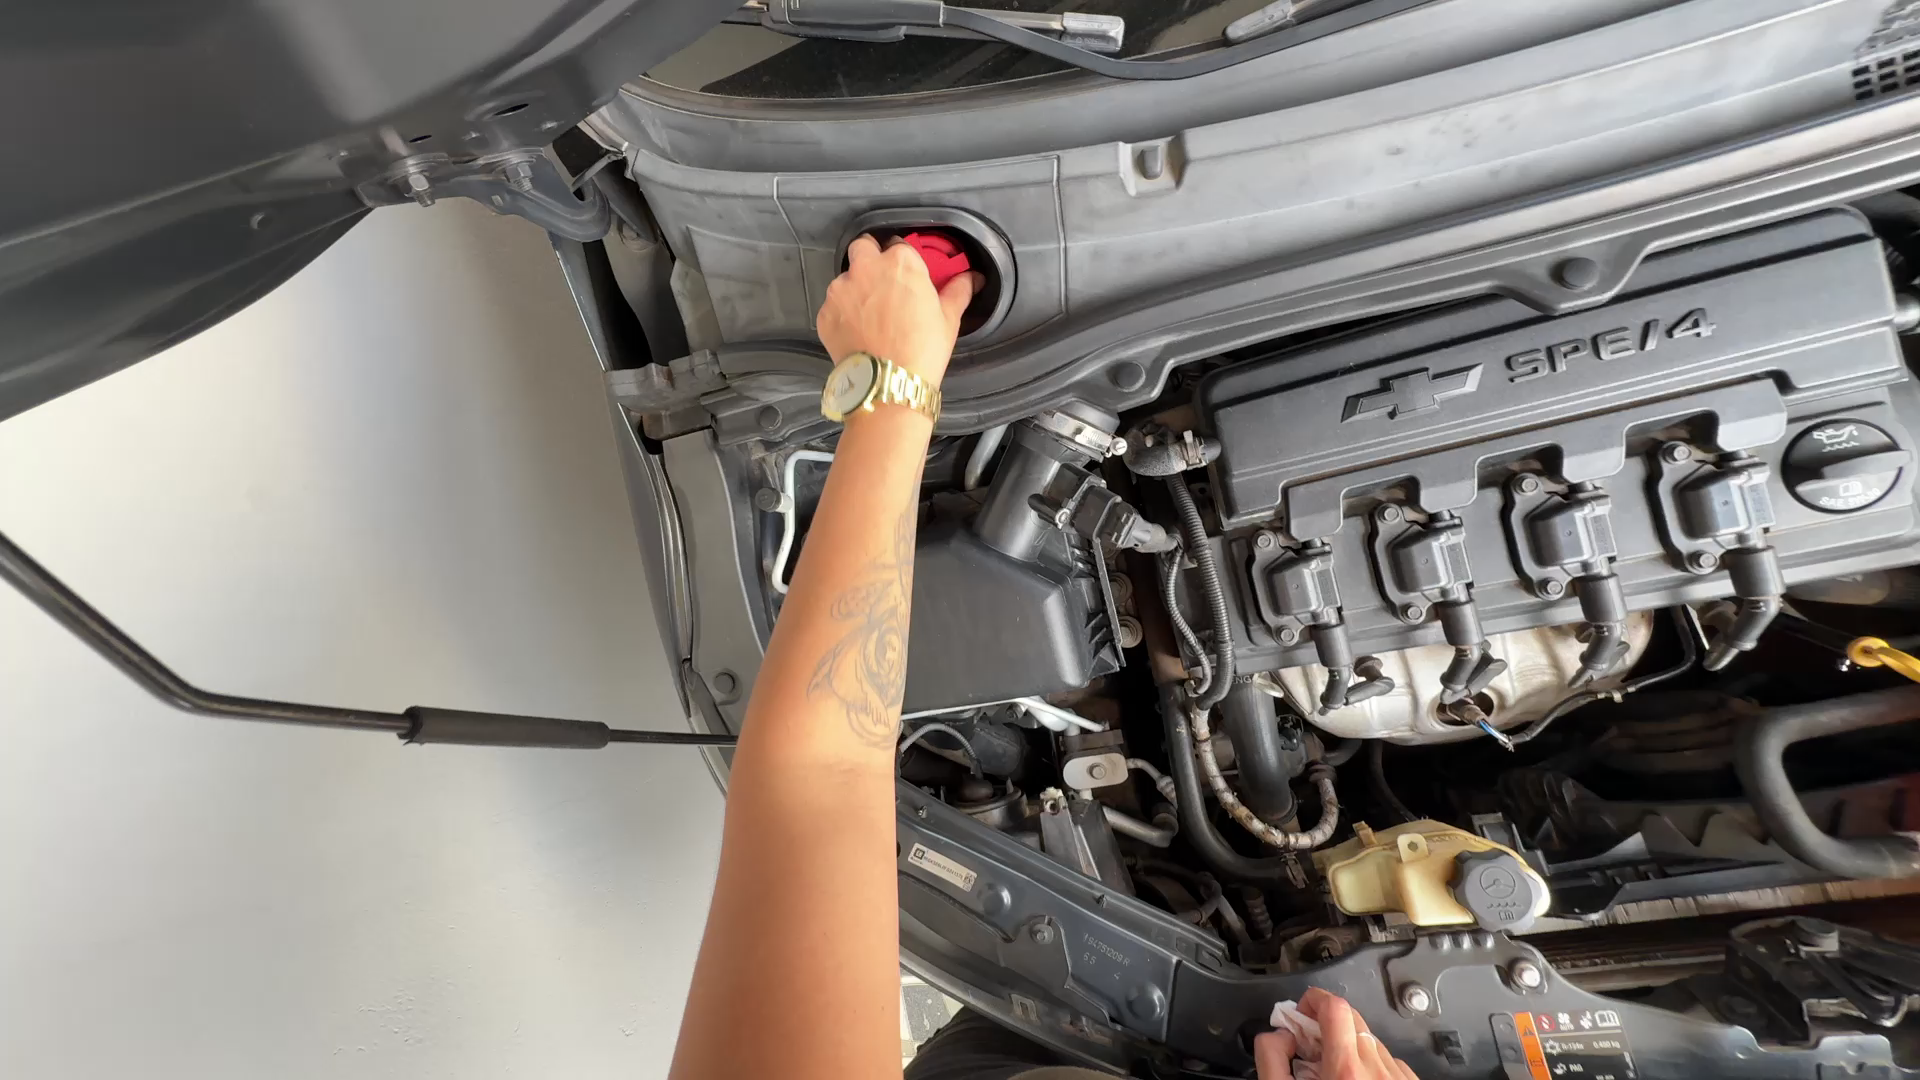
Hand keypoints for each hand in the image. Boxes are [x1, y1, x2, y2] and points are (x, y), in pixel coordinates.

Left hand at [815, 234, 980, 385]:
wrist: (889, 384)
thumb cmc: (923, 350)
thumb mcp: (948, 319)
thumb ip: (958, 290)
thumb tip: (973, 277)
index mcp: (900, 262)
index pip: (899, 246)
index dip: (902, 263)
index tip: (906, 279)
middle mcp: (865, 268)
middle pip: (863, 248)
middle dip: (870, 260)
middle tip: (882, 287)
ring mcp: (840, 290)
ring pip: (845, 279)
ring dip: (855, 290)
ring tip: (869, 319)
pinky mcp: (825, 314)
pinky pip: (833, 307)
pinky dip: (843, 316)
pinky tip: (858, 334)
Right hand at [1255, 989, 1417, 1079]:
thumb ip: (1271, 1056)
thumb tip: (1279, 1032)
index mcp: (1346, 1070)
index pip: (1334, 1005)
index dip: (1313, 1001)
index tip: (1302, 1017)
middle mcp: (1379, 1072)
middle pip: (1352, 1017)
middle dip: (1327, 1025)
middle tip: (1314, 1049)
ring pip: (1372, 1041)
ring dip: (1351, 1048)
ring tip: (1337, 1076)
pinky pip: (1392, 1063)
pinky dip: (1373, 1068)